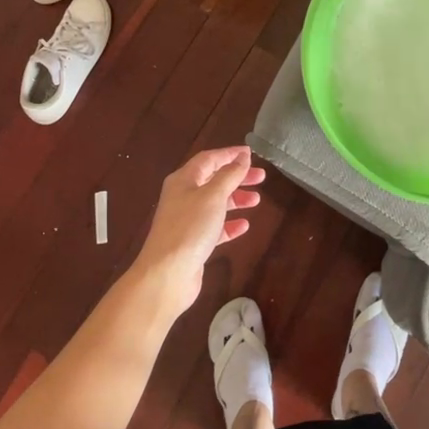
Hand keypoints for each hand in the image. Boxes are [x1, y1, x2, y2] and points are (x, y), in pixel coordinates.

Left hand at [132, 146, 263, 315]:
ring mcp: (186, 220)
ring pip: (215, 203)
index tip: (251, 154)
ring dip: (235, 199)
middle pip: (213, 180)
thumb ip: (229, 175)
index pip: (209, 159)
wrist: (167, 274)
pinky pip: (214, 227)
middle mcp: (183, 196)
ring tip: (256, 200)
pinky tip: (244, 226)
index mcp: (184, 179)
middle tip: (261, 177)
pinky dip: (229, 224)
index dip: (230, 154)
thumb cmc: (190, 228)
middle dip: (237, 177)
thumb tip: (242, 157)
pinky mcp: (192, 242)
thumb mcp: (213, 196)